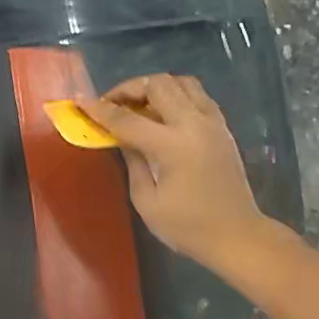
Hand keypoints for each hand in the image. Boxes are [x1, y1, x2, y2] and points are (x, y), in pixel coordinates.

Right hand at [77, 74, 277, 270]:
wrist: (237, 236)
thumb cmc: (188, 227)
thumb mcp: (147, 201)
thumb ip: (133, 162)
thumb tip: (122, 138)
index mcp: (173, 146)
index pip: (128, 119)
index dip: (101, 110)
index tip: (81, 102)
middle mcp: (194, 125)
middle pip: (158, 85)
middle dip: (129, 89)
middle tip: (112, 104)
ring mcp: (213, 123)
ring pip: (182, 82)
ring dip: (155, 87)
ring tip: (138, 104)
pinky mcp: (222, 128)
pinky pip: (197, 95)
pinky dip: (177, 95)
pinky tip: (164, 113)